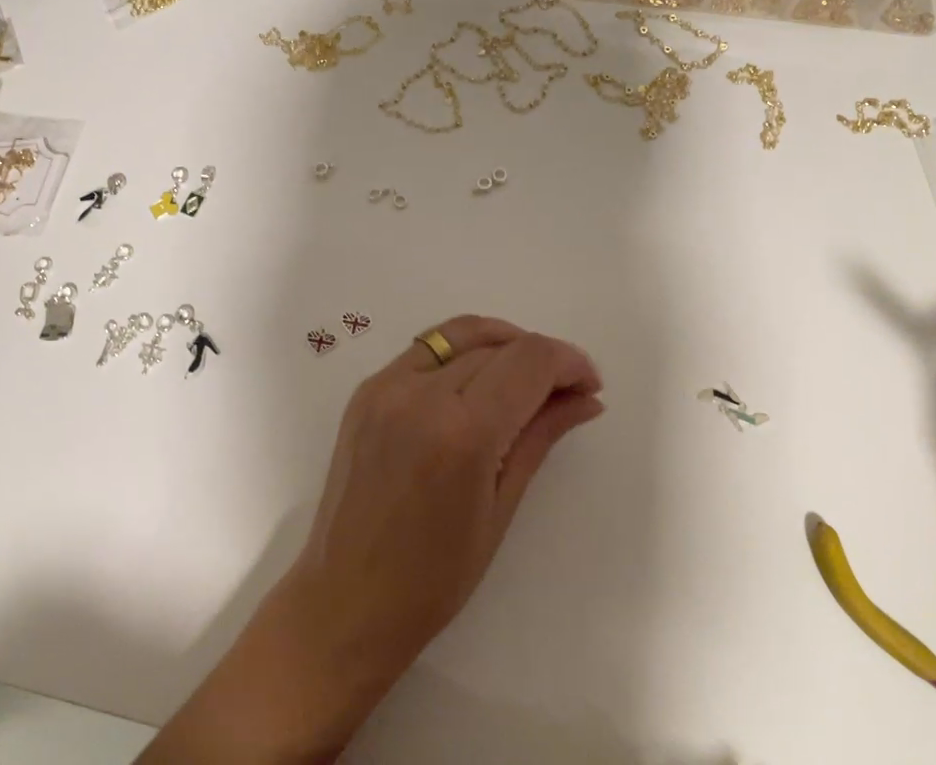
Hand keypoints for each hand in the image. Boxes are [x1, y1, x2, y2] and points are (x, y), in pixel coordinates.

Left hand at [138, 315, 603, 764]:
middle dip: (540, 360)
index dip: (569, 362)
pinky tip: (475, 387)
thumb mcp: (501, 507)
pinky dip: (459, 355)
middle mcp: (419, 394)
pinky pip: (423, 352)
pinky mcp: (364, 393)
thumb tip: (586, 398)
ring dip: (501, 345)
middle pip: (498, 345)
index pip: (529, 360)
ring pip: (458, 335)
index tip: (588, 386)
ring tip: (523, 381)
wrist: (347, 599)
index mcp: (461, 431)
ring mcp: (384, 388)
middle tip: (563, 394)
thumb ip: (540, 437)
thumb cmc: (434, 576)